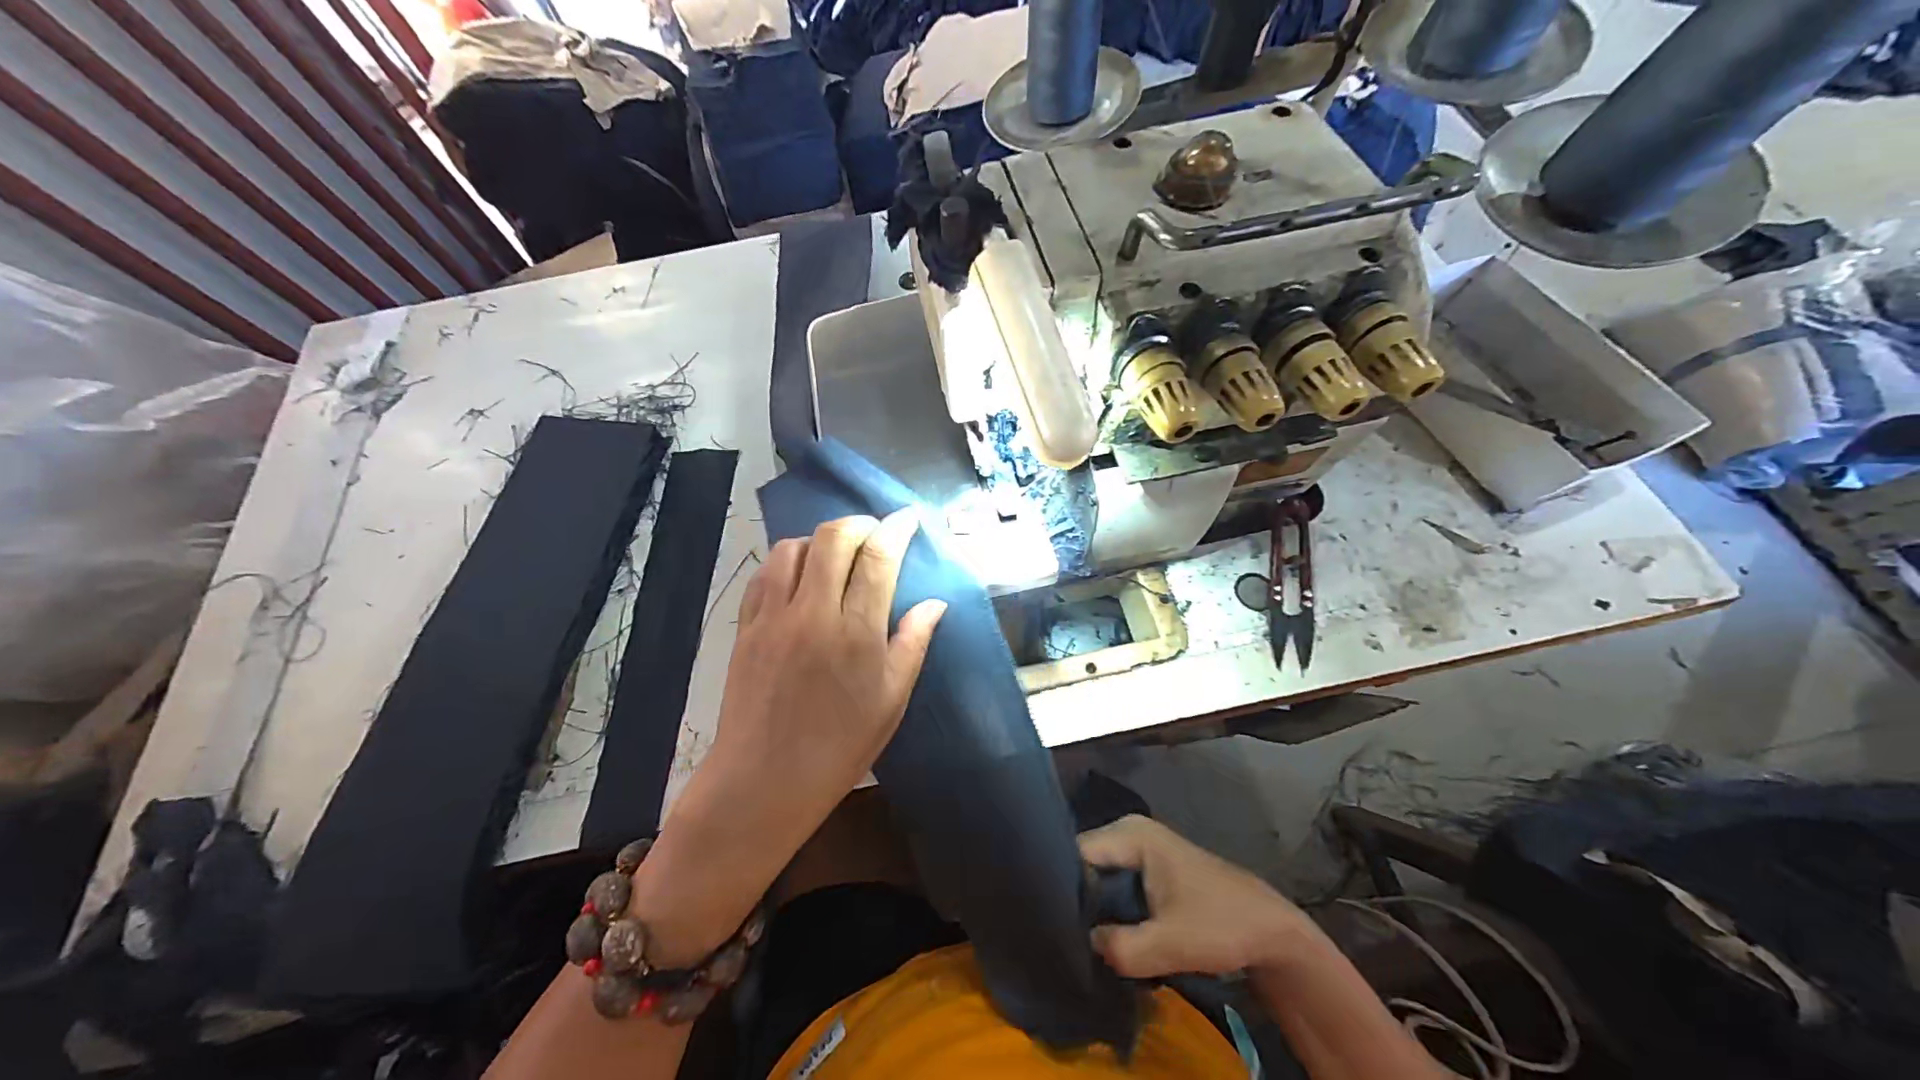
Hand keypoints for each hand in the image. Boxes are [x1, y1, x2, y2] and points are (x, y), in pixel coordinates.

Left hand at [709, 510, 946, 833]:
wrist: (764, 781)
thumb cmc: (839, 747)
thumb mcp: (891, 700)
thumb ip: (912, 643)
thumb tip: (934, 603)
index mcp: (856, 633)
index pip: (878, 558)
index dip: (896, 529)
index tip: (908, 519)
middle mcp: (812, 614)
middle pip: (833, 538)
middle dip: (860, 524)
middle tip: (875, 533)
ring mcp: (772, 617)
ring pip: (793, 547)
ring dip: (820, 540)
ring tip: (837, 555)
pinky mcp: (745, 627)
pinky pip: (765, 575)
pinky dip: (787, 561)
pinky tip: (800, 577)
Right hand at [1078, 815, 1320, 978]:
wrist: (1274, 934)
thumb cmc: (1223, 927)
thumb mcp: (1169, 945)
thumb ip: (1118, 948)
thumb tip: (1080, 944)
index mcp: (1130, 833)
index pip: (1074, 854)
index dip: (1061, 888)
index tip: (1052, 924)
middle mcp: (1129, 832)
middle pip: (1082, 865)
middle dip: (1075, 901)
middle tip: (1063, 939)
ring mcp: (1140, 849)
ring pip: (1098, 878)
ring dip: (1091, 910)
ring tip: (1079, 944)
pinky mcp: (1148, 871)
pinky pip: (1113, 886)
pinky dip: (1109, 911)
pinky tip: (1104, 938)